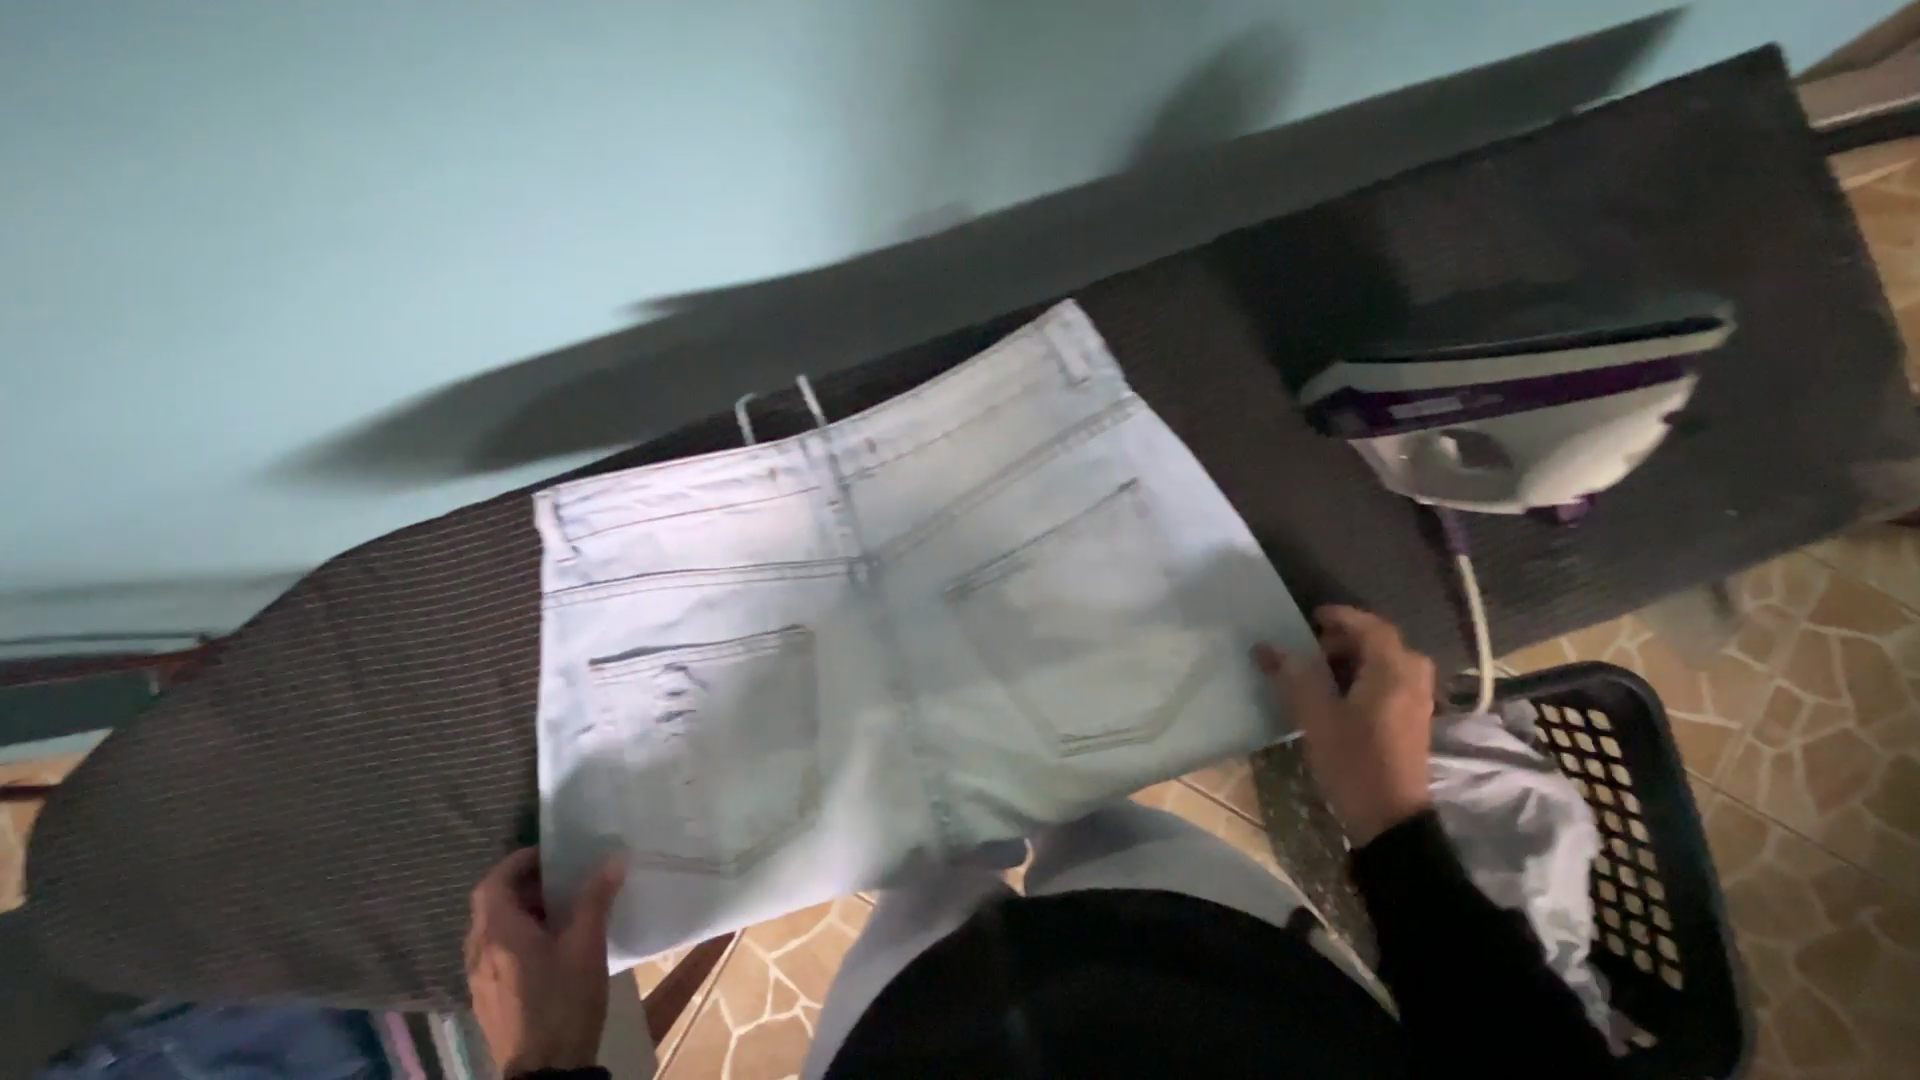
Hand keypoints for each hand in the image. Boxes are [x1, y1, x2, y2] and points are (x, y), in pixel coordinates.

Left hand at [466, 848, 625, 1075]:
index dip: (517, 862)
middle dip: (522, 886)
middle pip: (490, 906)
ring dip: (520, 912)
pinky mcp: (488, 1000)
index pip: (493, 883)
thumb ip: (596, 898)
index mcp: (499, 934)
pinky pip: (496, 955)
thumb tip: (613, 858)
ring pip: (492, 932)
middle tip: (560, 878)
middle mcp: (479, 953)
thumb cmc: (564, 1000)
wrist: (546, 1071)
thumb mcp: (587, 945)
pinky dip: (517, 938)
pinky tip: (549, 948)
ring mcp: (479, 981)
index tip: (550, 853)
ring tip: (560, 910)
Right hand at [1253, 605, 1436, 845]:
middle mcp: (1412, 680)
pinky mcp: (1413, 723)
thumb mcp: (1315, 717)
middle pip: (1384, 644)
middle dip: (1349, 639)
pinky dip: (1369, 677)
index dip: (1342, 617)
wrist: (1390, 820)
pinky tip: (1342, 697)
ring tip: (1324, 672)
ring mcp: (1417, 703)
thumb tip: (1265, 647)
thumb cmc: (1353, 762)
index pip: (1371, 627)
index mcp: (1392, 672)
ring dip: (1359, 659)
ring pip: (1390, 664)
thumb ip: (1292, 676)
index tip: (1311, 617)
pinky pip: (1393, 683)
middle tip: (1314, 648)